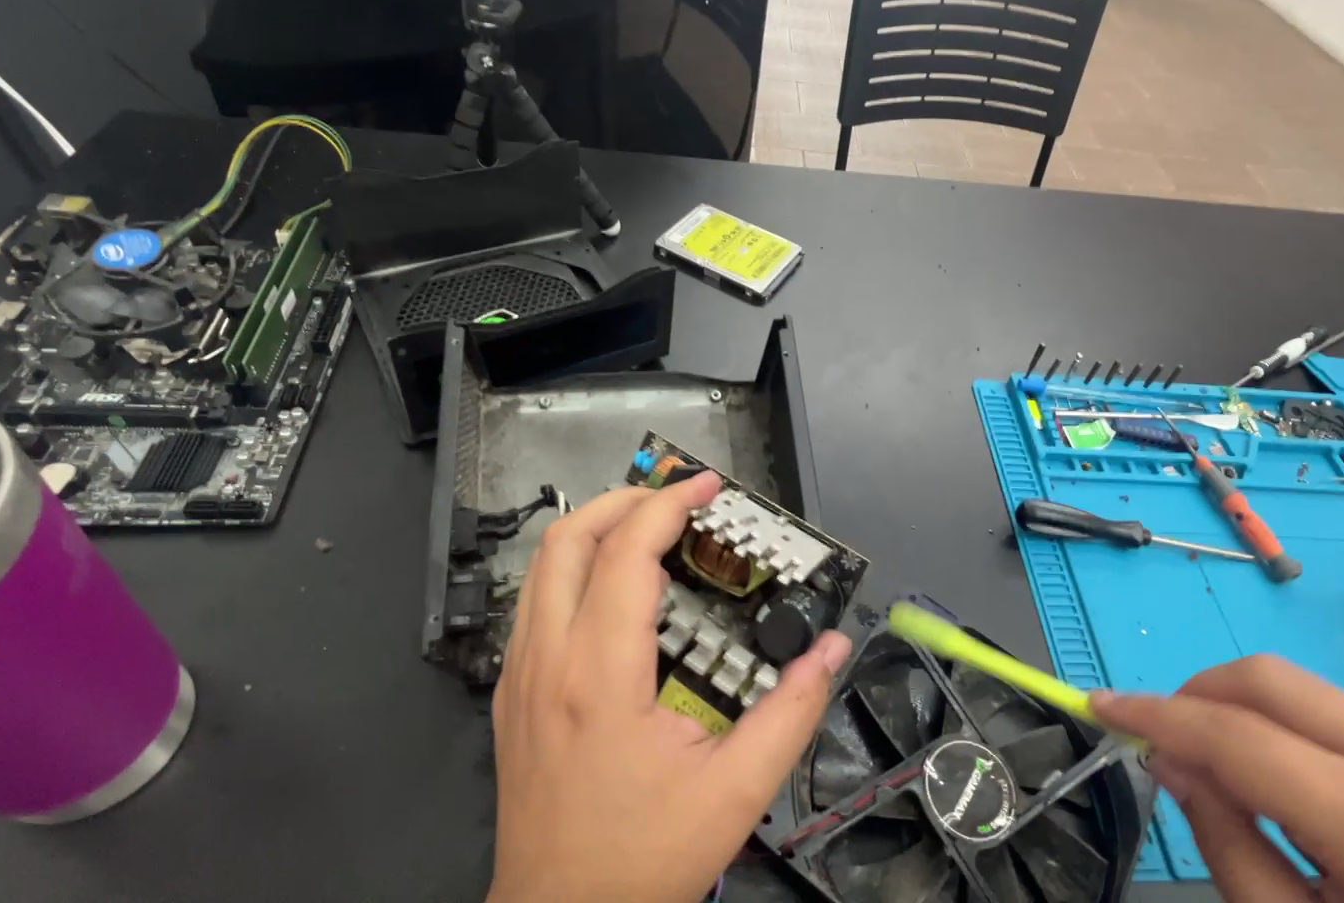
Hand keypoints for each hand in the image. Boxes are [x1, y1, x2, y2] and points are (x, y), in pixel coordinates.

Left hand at [488, 472, 852, 902]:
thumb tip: (831, 650)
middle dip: (622, 499)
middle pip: (566, 540)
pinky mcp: (512, 692)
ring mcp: (520, 675)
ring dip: (595, 529)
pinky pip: (535, 601)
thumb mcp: (735, 792)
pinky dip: (576, 569)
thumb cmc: (642, 859)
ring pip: (541, 566)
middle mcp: (546, 662)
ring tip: (650, 528)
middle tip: (675, 498)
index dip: (668, 505)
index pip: (626, 554)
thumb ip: (790, 712)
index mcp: (599, 677)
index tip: (706, 485)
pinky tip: (616, 589)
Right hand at [1088, 655, 1343, 902]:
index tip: (1100, 705)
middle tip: (1164, 738)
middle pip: (1271, 679)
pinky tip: (1329, 816)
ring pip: (1314, 700)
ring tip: (1251, 793)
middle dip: (1198, 693)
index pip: (1234, 735)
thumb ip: (1231, 847)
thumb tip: (1172, 762)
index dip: (1154, 713)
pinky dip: (1315, 750)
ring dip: (1257, 723)